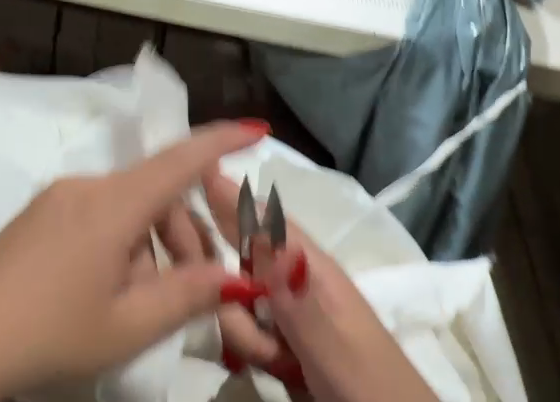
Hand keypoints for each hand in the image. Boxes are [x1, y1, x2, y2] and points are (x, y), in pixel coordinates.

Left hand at [0, 122, 269, 398]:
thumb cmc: (53, 332)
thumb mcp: (131, 324)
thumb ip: (188, 294)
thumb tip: (234, 274)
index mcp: (108, 205)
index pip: (175, 162)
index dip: (219, 142)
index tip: (256, 127)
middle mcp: (82, 187)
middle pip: (154, 194)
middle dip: (186, 237)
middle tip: (195, 295)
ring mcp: (56, 198)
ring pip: (127, 209)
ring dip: (152, 249)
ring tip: (141, 307)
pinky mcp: (40, 214)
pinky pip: (98, 216)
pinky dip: (122, 246)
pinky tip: (111, 293)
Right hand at [204, 173, 436, 401]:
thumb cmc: (376, 391)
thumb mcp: (335, 350)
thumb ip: (295, 298)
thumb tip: (261, 235)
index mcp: (311, 268)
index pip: (258, 216)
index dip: (221, 193)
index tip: (184, 178)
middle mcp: (294, 279)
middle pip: (233, 258)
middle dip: (224, 290)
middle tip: (254, 335)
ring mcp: (286, 312)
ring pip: (232, 297)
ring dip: (240, 331)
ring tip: (275, 365)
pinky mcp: (280, 340)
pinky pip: (241, 326)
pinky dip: (244, 345)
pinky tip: (265, 366)